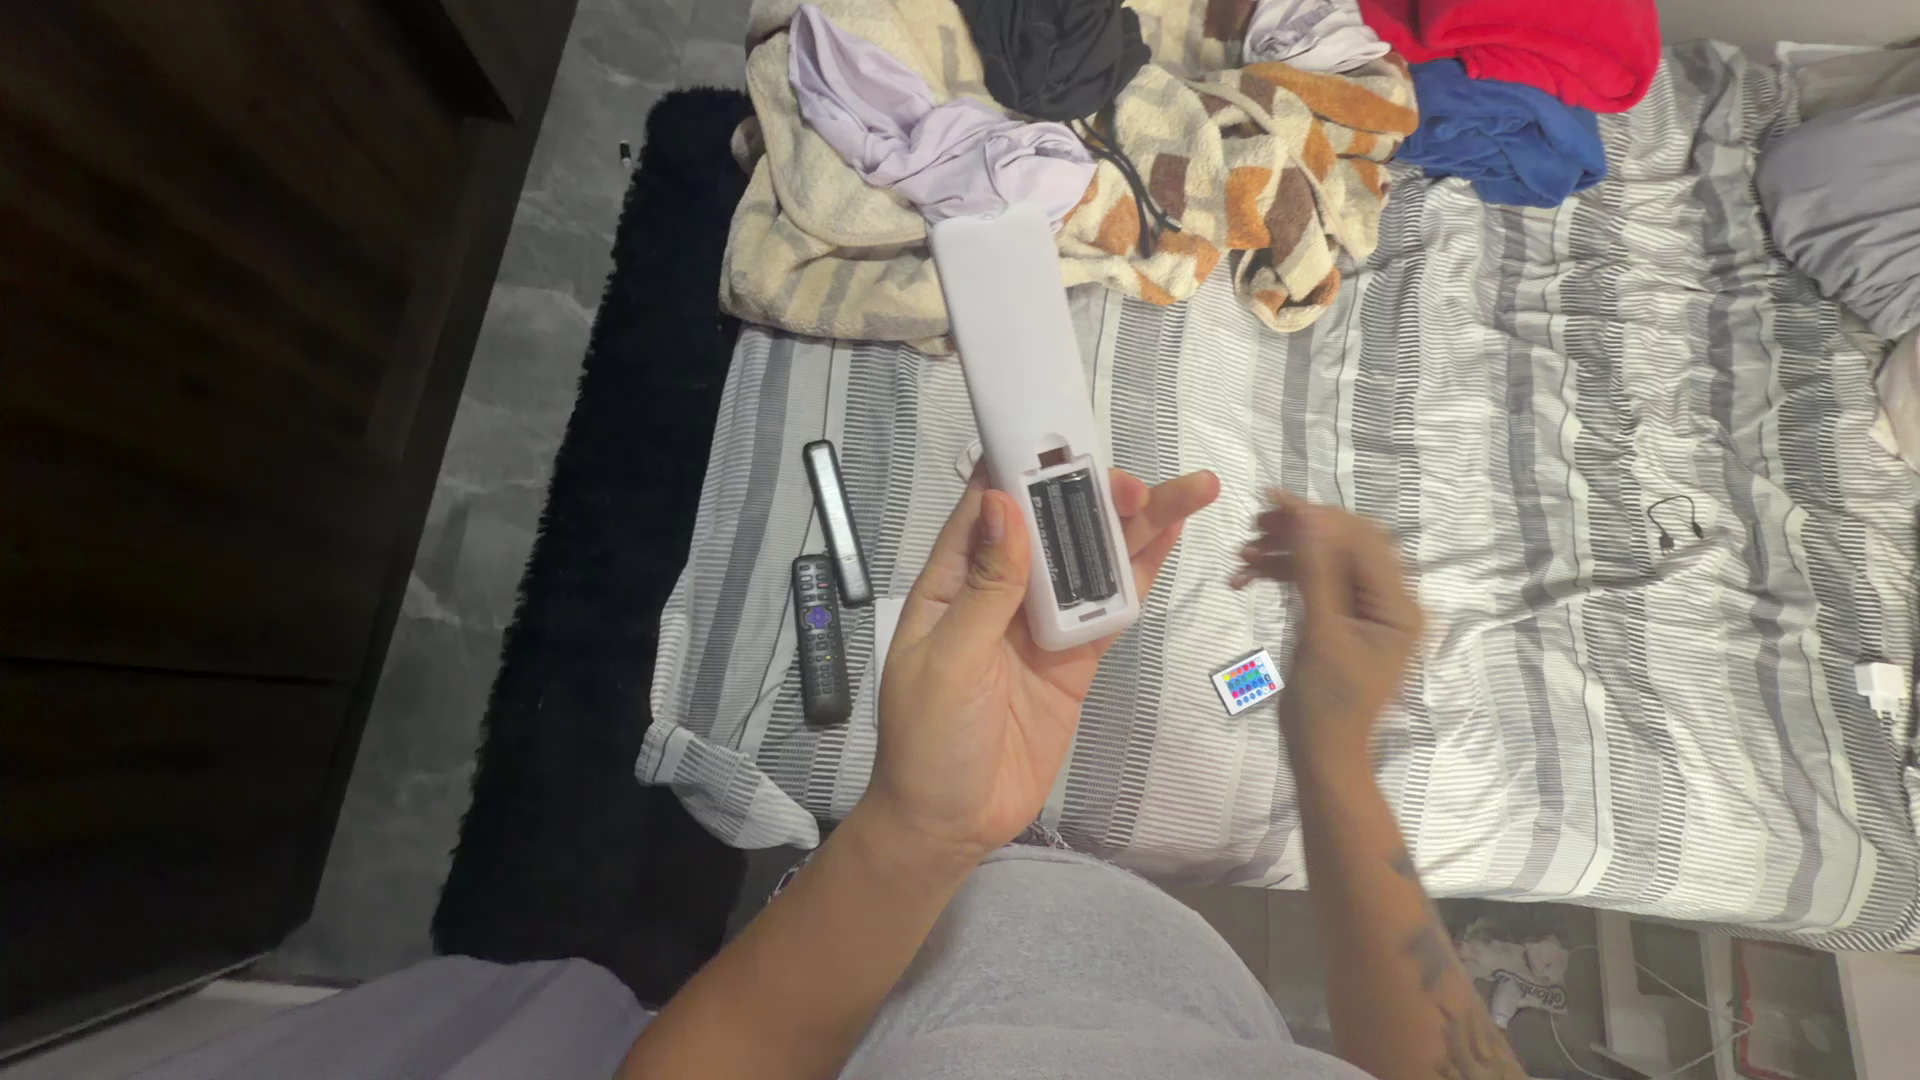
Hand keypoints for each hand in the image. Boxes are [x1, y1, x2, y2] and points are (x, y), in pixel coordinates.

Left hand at [862, 467, 1219, 866]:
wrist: (953, 821)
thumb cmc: (930, 738)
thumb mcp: (950, 660)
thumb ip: (986, 588)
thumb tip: (1003, 504)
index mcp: (954, 581)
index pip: (989, 508)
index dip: (1025, 469)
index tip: (1063, 435)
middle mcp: (1000, 591)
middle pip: (1052, 529)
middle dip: (1094, 498)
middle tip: (1139, 483)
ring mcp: (1042, 624)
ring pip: (1091, 562)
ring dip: (1133, 528)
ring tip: (1185, 491)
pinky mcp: (1075, 657)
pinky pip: (1110, 609)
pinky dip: (1138, 576)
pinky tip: (1169, 540)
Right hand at [1232, 491, 1422, 766]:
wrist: (1322, 751)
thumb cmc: (1327, 701)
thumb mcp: (1321, 633)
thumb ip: (1317, 571)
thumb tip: (1310, 516)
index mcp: (1398, 604)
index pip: (1361, 539)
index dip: (1317, 515)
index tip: (1269, 500)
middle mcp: (1388, 601)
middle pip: (1344, 544)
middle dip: (1298, 532)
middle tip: (1252, 530)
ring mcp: (1365, 611)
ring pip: (1325, 561)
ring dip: (1284, 554)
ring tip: (1242, 560)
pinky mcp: (1341, 620)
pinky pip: (1314, 583)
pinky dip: (1284, 575)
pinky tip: (1251, 577)